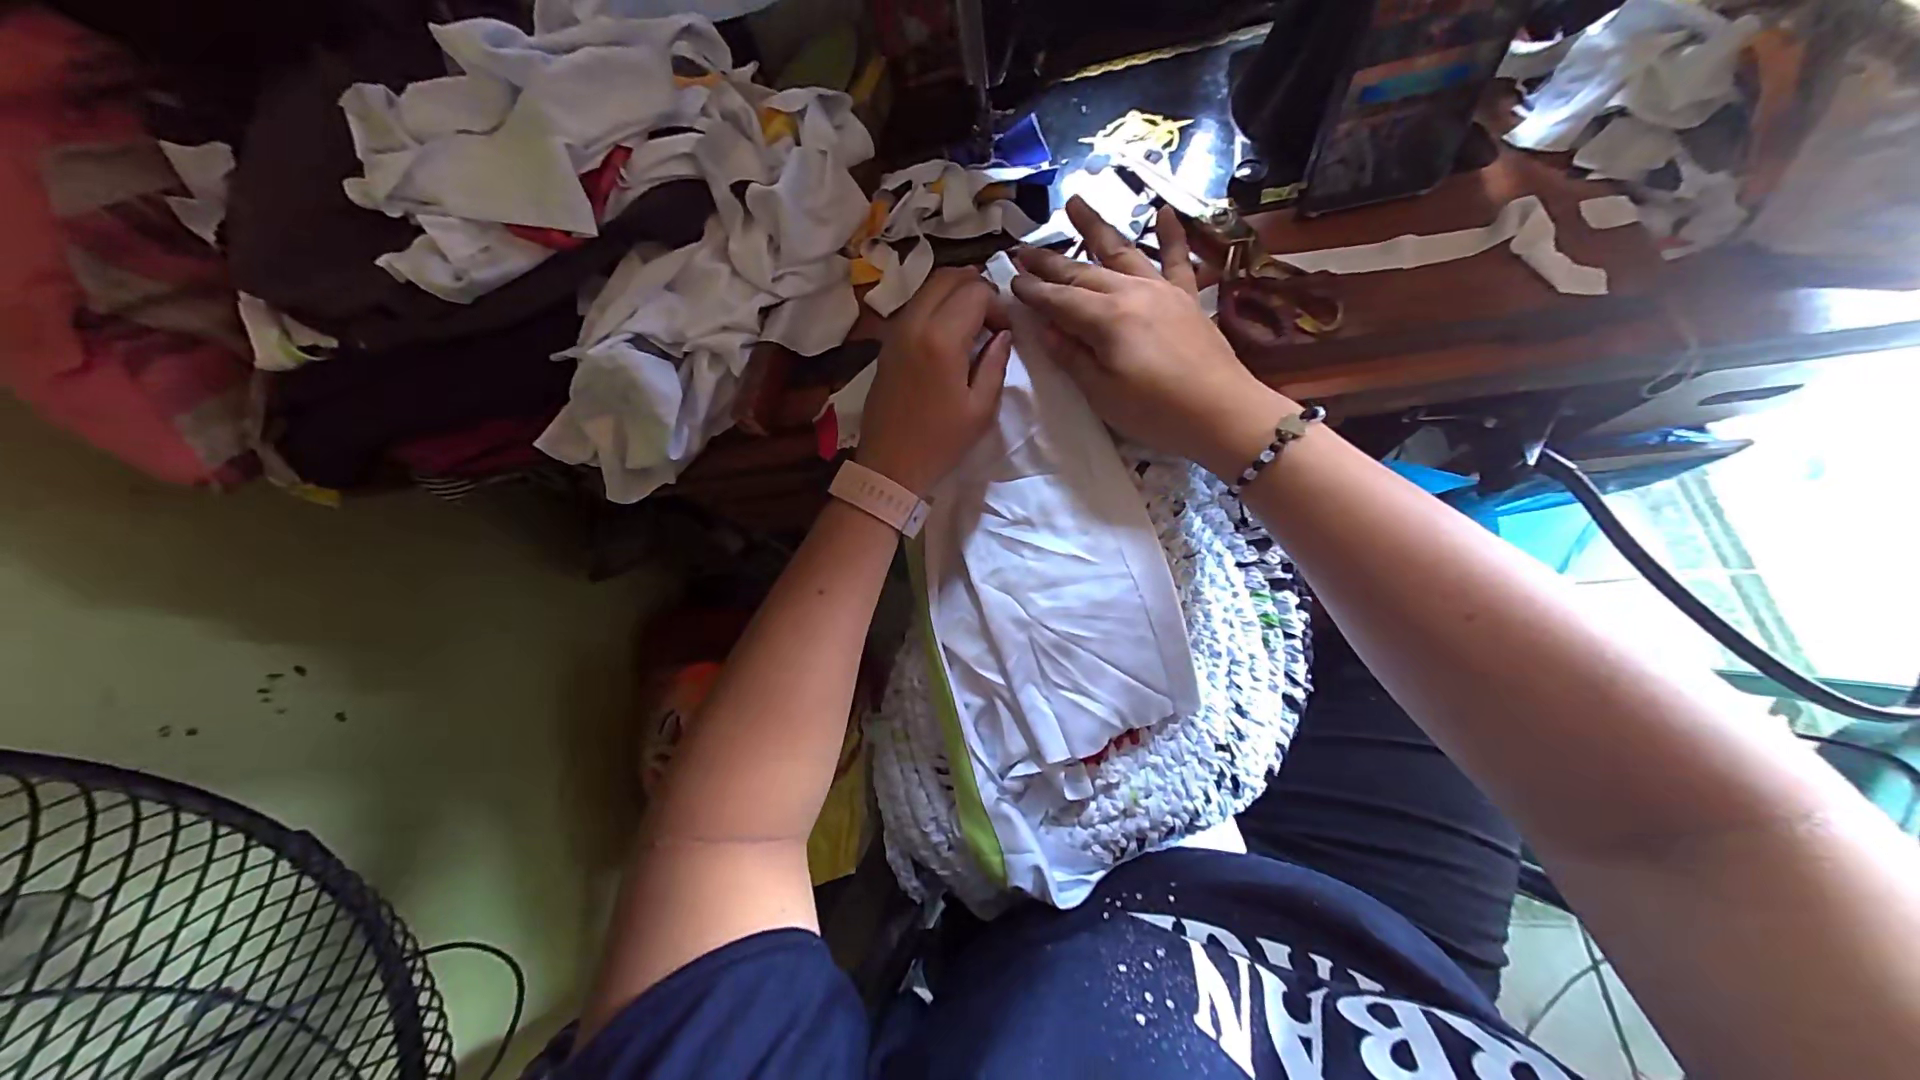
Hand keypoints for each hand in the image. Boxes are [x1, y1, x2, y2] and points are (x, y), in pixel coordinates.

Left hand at [856, 267, 1012, 495]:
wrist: (889, 465)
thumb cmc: (940, 442)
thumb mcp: (981, 408)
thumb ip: (995, 363)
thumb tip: (1002, 334)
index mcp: (941, 339)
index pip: (975, 292)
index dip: (997, 304)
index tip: (1005, 331)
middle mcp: (914, 323)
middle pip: (948, 277)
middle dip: (976, 287)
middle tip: (992, 318)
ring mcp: (896, 331)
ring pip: (928, 287)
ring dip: (955, 293)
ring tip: (974, 323)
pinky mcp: (887, 343)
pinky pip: (915, 306)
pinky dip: (936, 306)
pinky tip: (950, 334)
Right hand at [1010, 197, 1297, 477]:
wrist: (1221, 412)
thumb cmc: (1155, 411)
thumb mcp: (1102, 393)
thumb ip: (1072, 356)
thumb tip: (1046, 328)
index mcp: (1106, 319)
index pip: (1058, 300)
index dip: (1033, 291)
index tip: (1011, 280)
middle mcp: (1131, 292)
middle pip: (1082, 272)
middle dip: (1049, 261)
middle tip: (1023, 249)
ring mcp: (1161, 290)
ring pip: (1121, 252)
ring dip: (1095, 227)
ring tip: (1074, 201)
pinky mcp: (1187, 297)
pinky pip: (1177, 259)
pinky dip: (1170, 234)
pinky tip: (1164, 211)